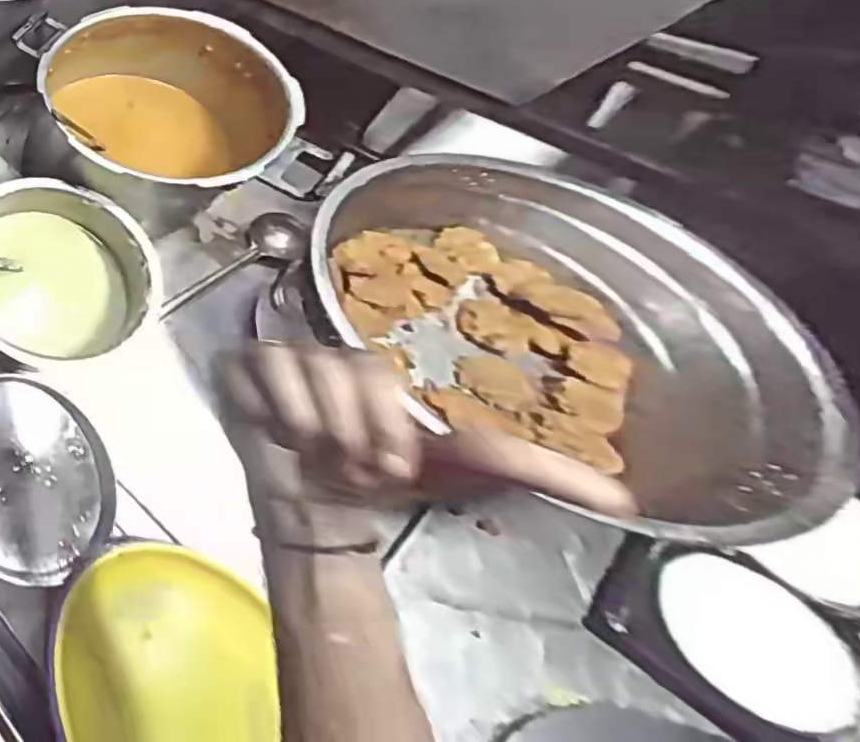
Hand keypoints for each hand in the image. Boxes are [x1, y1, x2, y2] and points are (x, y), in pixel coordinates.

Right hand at [224, 342, 637, 517]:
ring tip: (309, 450)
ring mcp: (277, 358)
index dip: (379, 421)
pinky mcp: (238, 370)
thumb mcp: (458, 473)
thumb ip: (526, 469)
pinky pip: (248, 372)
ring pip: (288, 364)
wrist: (321, 505)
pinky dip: (266, 410)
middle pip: (330, 366)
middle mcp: (323, 354)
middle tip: (346, 465)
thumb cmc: (383, 482)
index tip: (387, 469)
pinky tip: (274, 431)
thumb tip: (621, 497)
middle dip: (344, 430)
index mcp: (370, 369)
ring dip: (305, 423)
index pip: (370, 369)